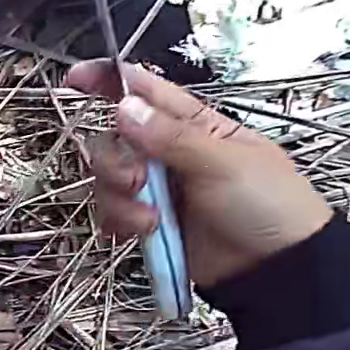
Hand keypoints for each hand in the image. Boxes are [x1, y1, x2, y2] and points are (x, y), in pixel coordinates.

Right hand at [69, 61, 332, 287]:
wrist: (273, 270)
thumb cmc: (269, 205)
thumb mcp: (226, 163)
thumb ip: (172, 137)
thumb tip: (125, 107)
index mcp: (194, 125)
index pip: (146, 92)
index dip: (110, 81)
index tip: (76, 78)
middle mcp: (167, 153)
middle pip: (114, 141)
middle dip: (116, 163)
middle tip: (139, 183)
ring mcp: (155, 189)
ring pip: (108, 180)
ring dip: (121, 200)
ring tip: (151, 220)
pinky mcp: (145, 221)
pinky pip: (111, 213)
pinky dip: (120, 222)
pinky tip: (142, 232)